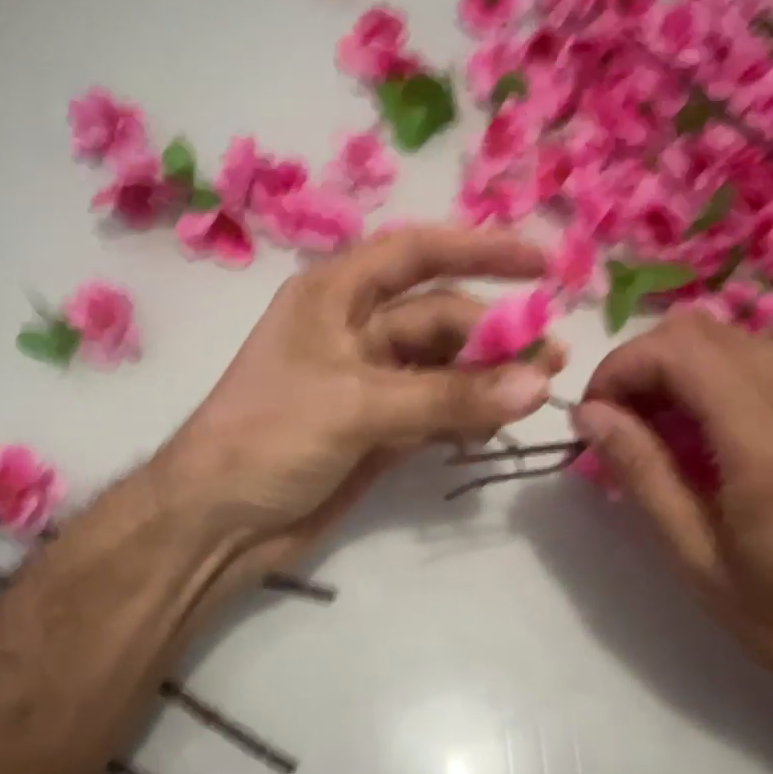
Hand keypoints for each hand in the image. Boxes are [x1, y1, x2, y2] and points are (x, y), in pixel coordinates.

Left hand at [146, 225, 561, 560]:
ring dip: (490, 379)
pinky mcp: (381, 432)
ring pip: (446, 370)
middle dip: (496, 334)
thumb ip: (448, 397)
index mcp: (335, 296)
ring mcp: (371, 385)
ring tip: (544, 390)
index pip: (418, 254)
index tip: (542, 263)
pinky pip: (439, 413)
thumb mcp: (356, 406)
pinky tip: (501, 425)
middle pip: (441, 319)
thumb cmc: (269, 440)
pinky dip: (469, 417)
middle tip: (553, 357)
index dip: (481, 250)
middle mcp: (356, 331)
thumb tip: (538, 385)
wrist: (218, 522)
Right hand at [573, 311, 772, 729]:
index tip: (593, 415)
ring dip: (689, 363)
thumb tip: (591, 415)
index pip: (677, 351)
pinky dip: (739, 363)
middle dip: (645, 364)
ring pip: (741, 332)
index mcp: (768, 444)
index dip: (619, 368)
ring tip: (671, 422)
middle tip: (621, 424)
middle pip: (703, 330)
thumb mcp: (701, 564)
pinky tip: (732, 414)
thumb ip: (645, 476)